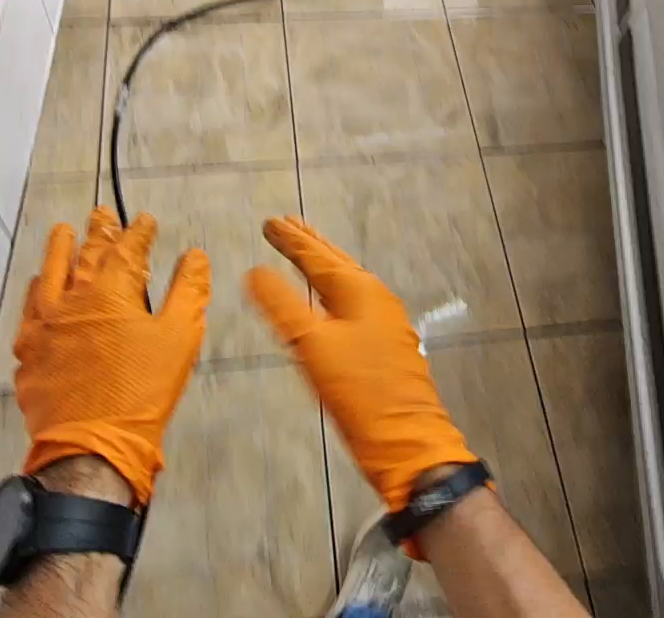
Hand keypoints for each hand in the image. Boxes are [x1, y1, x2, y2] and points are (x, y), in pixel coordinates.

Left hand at [13, 207, 209, 505]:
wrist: (92, 448)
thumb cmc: (141, 392)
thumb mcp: (179, 337)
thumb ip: (188, 290)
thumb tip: (195, 257)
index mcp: (110, 291)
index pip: (127, 248)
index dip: (139, 231)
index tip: (145, 220)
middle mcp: (71, 299)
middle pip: (85, 253)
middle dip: (97, 231)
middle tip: (101, 214)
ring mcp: (44, 326)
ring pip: (49, 274)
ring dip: (59, 251)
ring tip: (63, 233)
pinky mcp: (28, 354)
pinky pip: (28, 310)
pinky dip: (36, 291)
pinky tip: (39, 288)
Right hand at [245, 216, 476, 512]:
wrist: (408, 441)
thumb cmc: (359, 393)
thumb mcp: (312, 347)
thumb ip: (282, 306)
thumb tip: (255, 271)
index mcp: (358, 291)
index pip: (316, 257)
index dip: (290, 241)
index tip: (269, 223)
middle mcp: (374, 296)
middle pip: (335, 262)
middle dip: (309, 243)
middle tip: (286, 223)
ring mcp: (384, 319)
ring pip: (346, 280)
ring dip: (323, 262)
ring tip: (305, 248)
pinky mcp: (386, 342)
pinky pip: (352, 300)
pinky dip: (333, 288)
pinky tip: (328, 299)